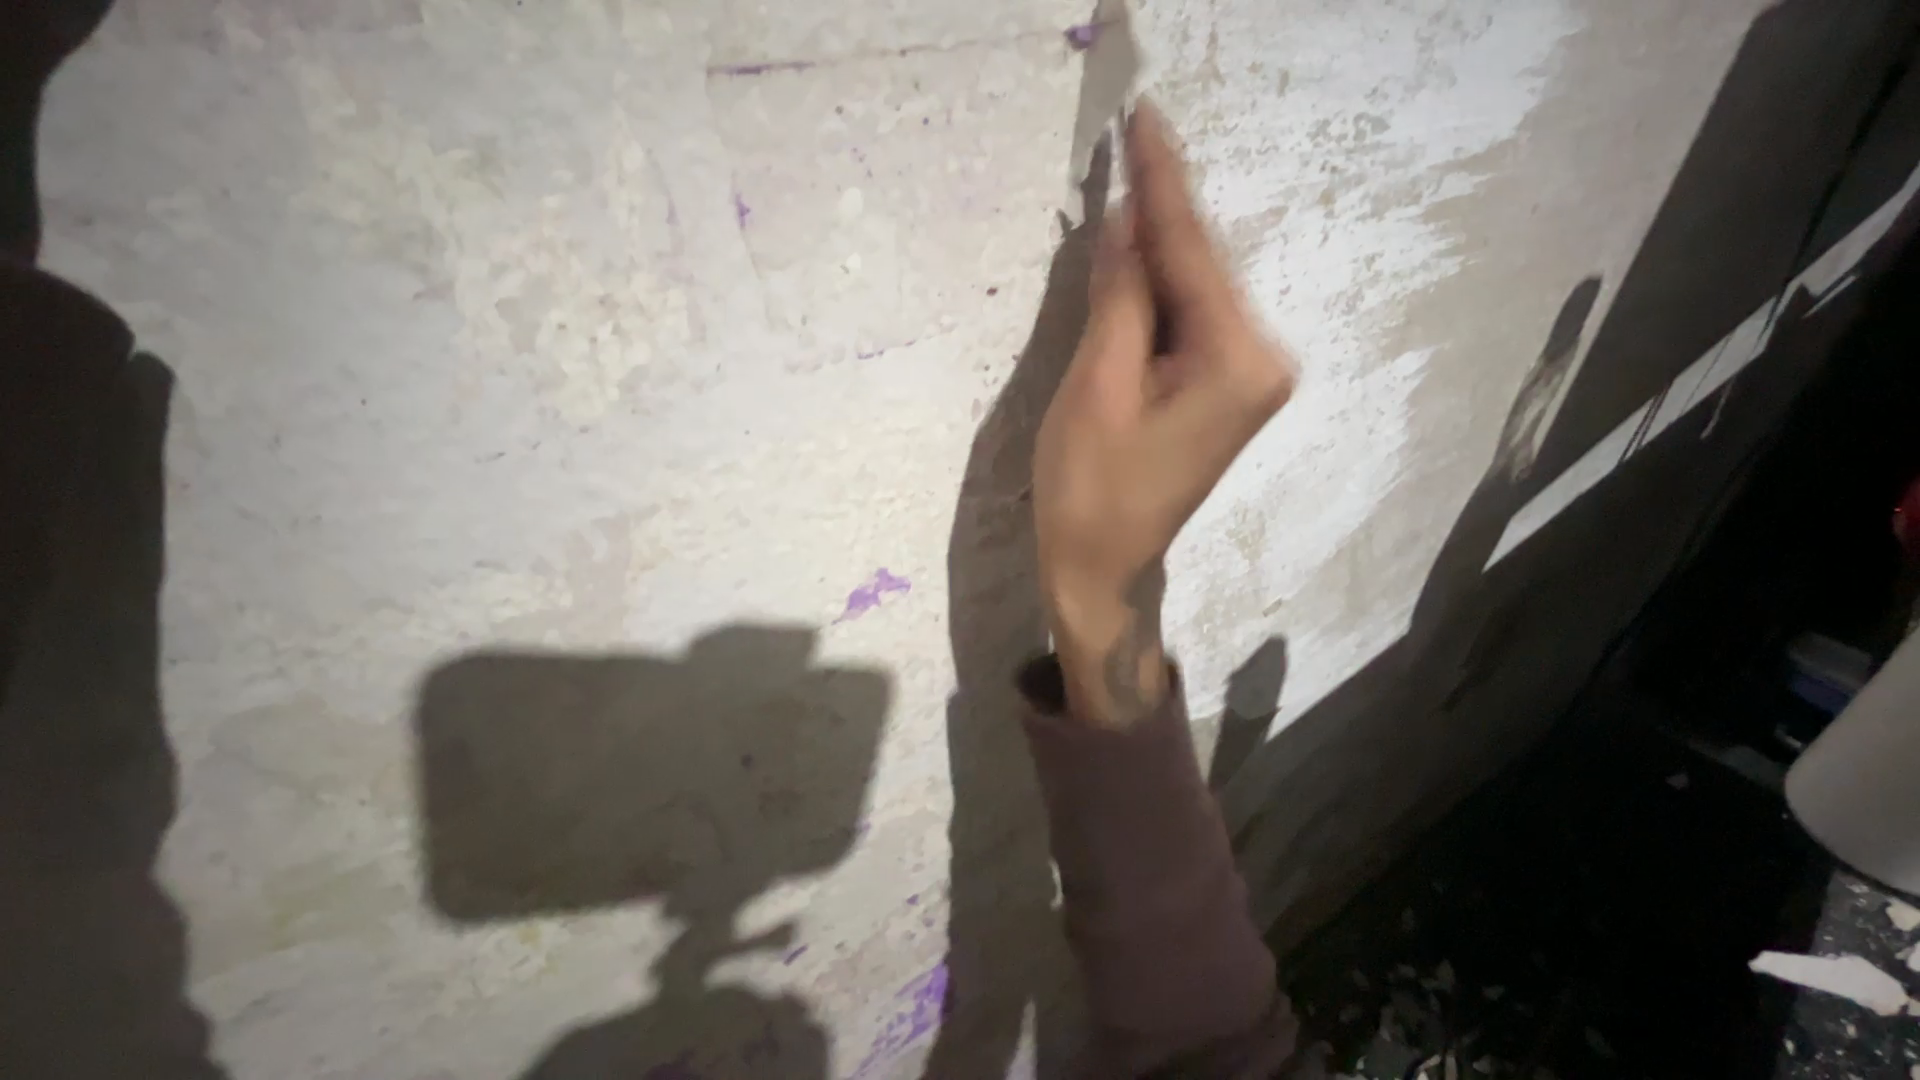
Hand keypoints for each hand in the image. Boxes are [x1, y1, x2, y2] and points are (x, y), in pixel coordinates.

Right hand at [1033, 100, 1295, 727]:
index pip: (1192, 252)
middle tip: (1132, 138)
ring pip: (1195, 290)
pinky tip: (1138, 252)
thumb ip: (1119, 298)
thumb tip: (1125, 220)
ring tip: (1128, 181)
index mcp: (1238, 360)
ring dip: (1157, 246)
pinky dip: (1161, 289)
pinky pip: (1191, 320)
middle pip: (1201, 267)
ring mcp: (1250, 377)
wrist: (1103, 566)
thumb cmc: (1089, 490)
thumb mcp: (1095, 386)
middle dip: (1161, 210)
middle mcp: (1263, 360)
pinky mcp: (1227, 389)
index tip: (1145, 117)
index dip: (1162, 184)